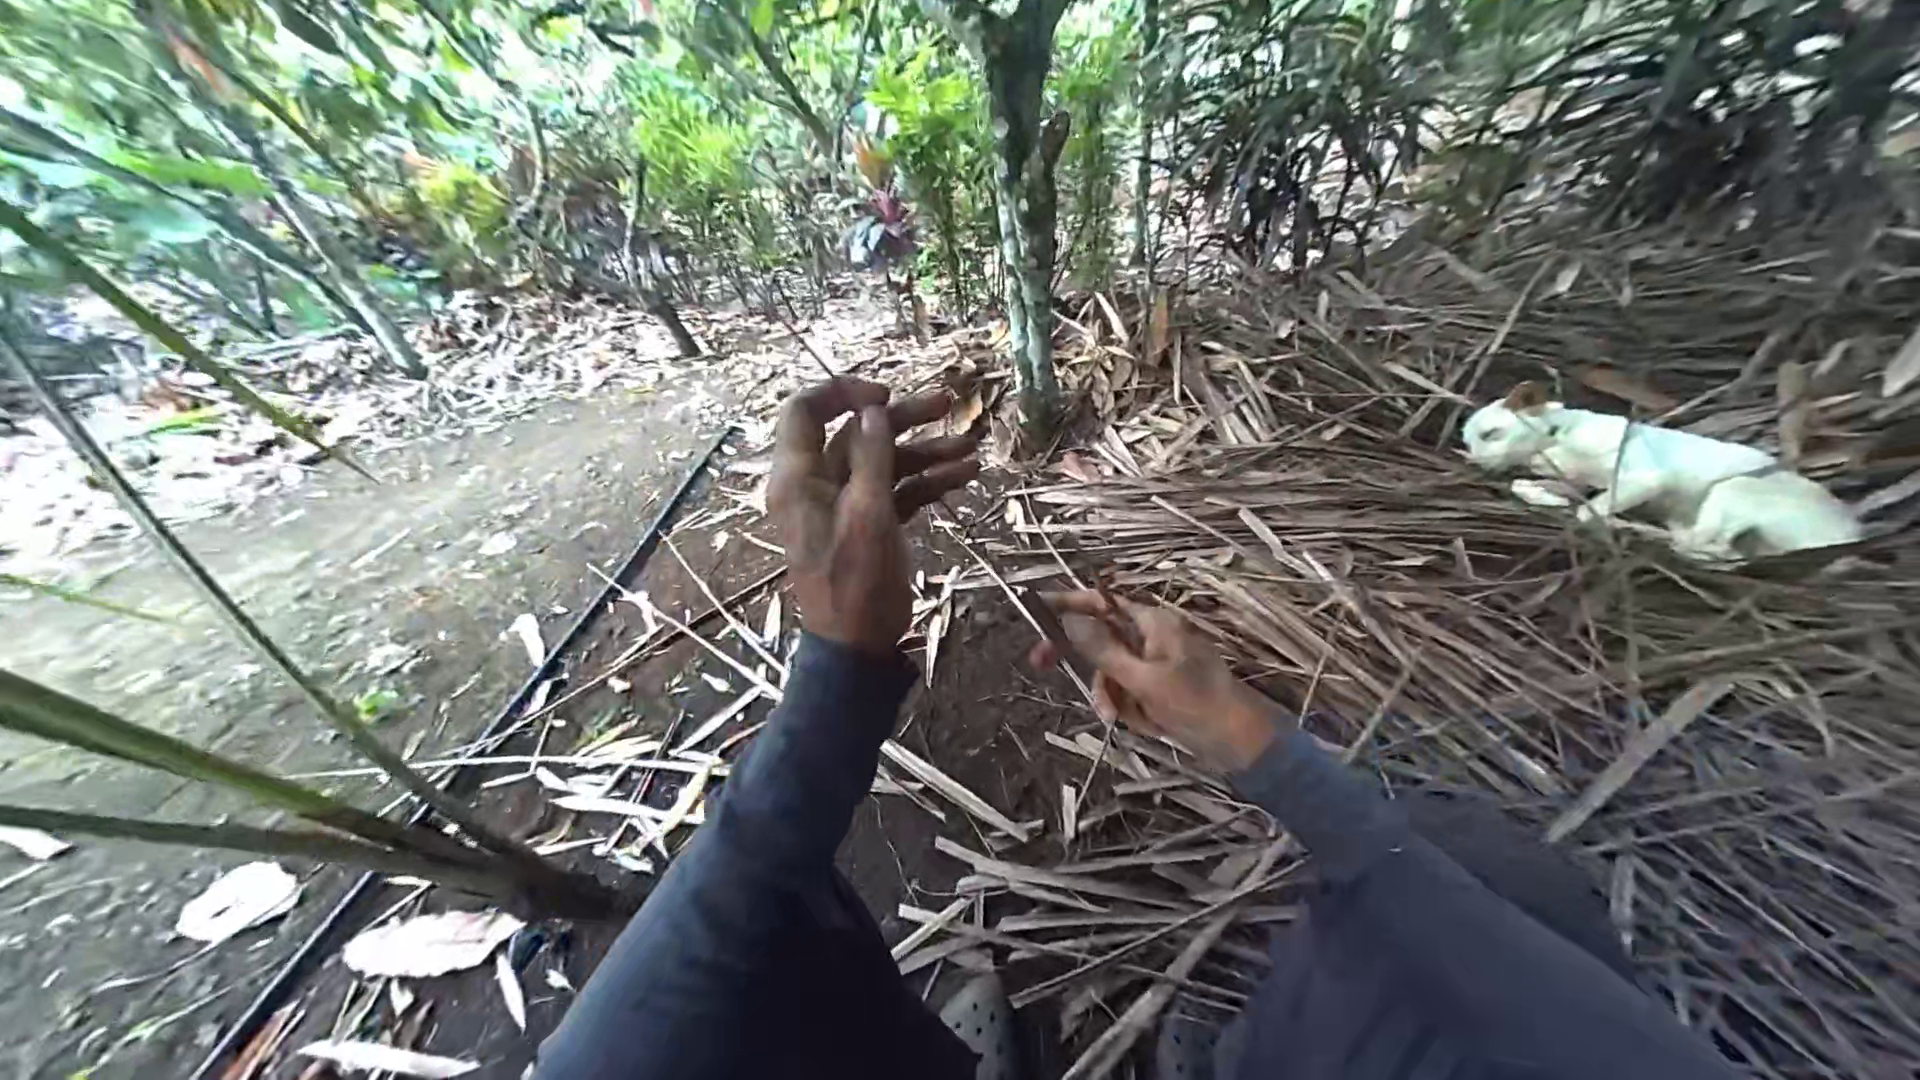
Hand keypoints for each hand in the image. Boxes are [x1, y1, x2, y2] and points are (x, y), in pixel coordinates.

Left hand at [768, 378, 979, 654]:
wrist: (859, 643)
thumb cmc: (855, 583)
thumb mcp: (866, 516)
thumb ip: (870, 459)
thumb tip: (874, 411)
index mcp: (799, 478)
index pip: (805, 412)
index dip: (842, 393)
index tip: (885, 396)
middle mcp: (819, 484)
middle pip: (858, 435)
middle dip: (904, 420)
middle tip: (947, 404)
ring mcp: (848, 504)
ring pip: (885, 462)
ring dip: (926, 453)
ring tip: (970, 450)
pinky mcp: (871, 522)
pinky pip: (898, 490)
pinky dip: (927, 482)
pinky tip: (963, 476)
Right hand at [1027, 592, 1288, 771]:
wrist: (1244, 745)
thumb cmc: (1197, 705)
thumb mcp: (1142, 679)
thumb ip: (1102, 649)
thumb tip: (1069, 619)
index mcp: (1152, 623)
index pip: (1100, 603)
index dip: (1067, 603)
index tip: (1036, 607)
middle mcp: (1151, 636)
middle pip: (1101, 640)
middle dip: (1086, 664)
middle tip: (1041, 666)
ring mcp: (1155, 662)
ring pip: (1111, 671)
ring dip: (1111, 695)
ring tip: (1123, 718)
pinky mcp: (1159, 686)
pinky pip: (1127, 690)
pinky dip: (1128, 707)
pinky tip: (1147, 724)